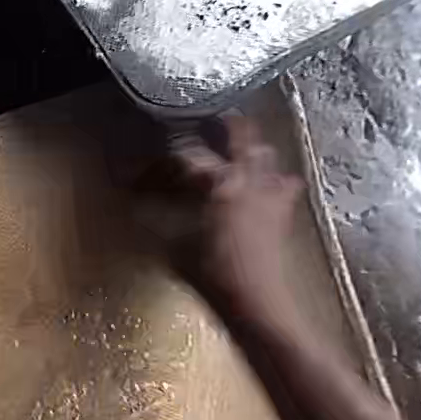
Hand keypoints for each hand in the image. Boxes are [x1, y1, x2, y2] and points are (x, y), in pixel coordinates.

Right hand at [168, 115, 303, 315]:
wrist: (254, 300)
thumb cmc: (207, 270)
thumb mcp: (171, 241)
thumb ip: (159, 215)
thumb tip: (138, 202)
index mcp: (220, 185)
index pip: (193, 155)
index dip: (175, 147)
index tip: (162, 140)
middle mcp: (250, 182)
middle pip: (244, 142)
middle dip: (230, 128)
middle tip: (215, 119)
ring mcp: (270, 196)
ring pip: (267, 158)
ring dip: (253, 148)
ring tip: (240, 145)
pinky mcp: (281, 214)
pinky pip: (282, 184)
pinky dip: (273, 177)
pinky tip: (267, 183)